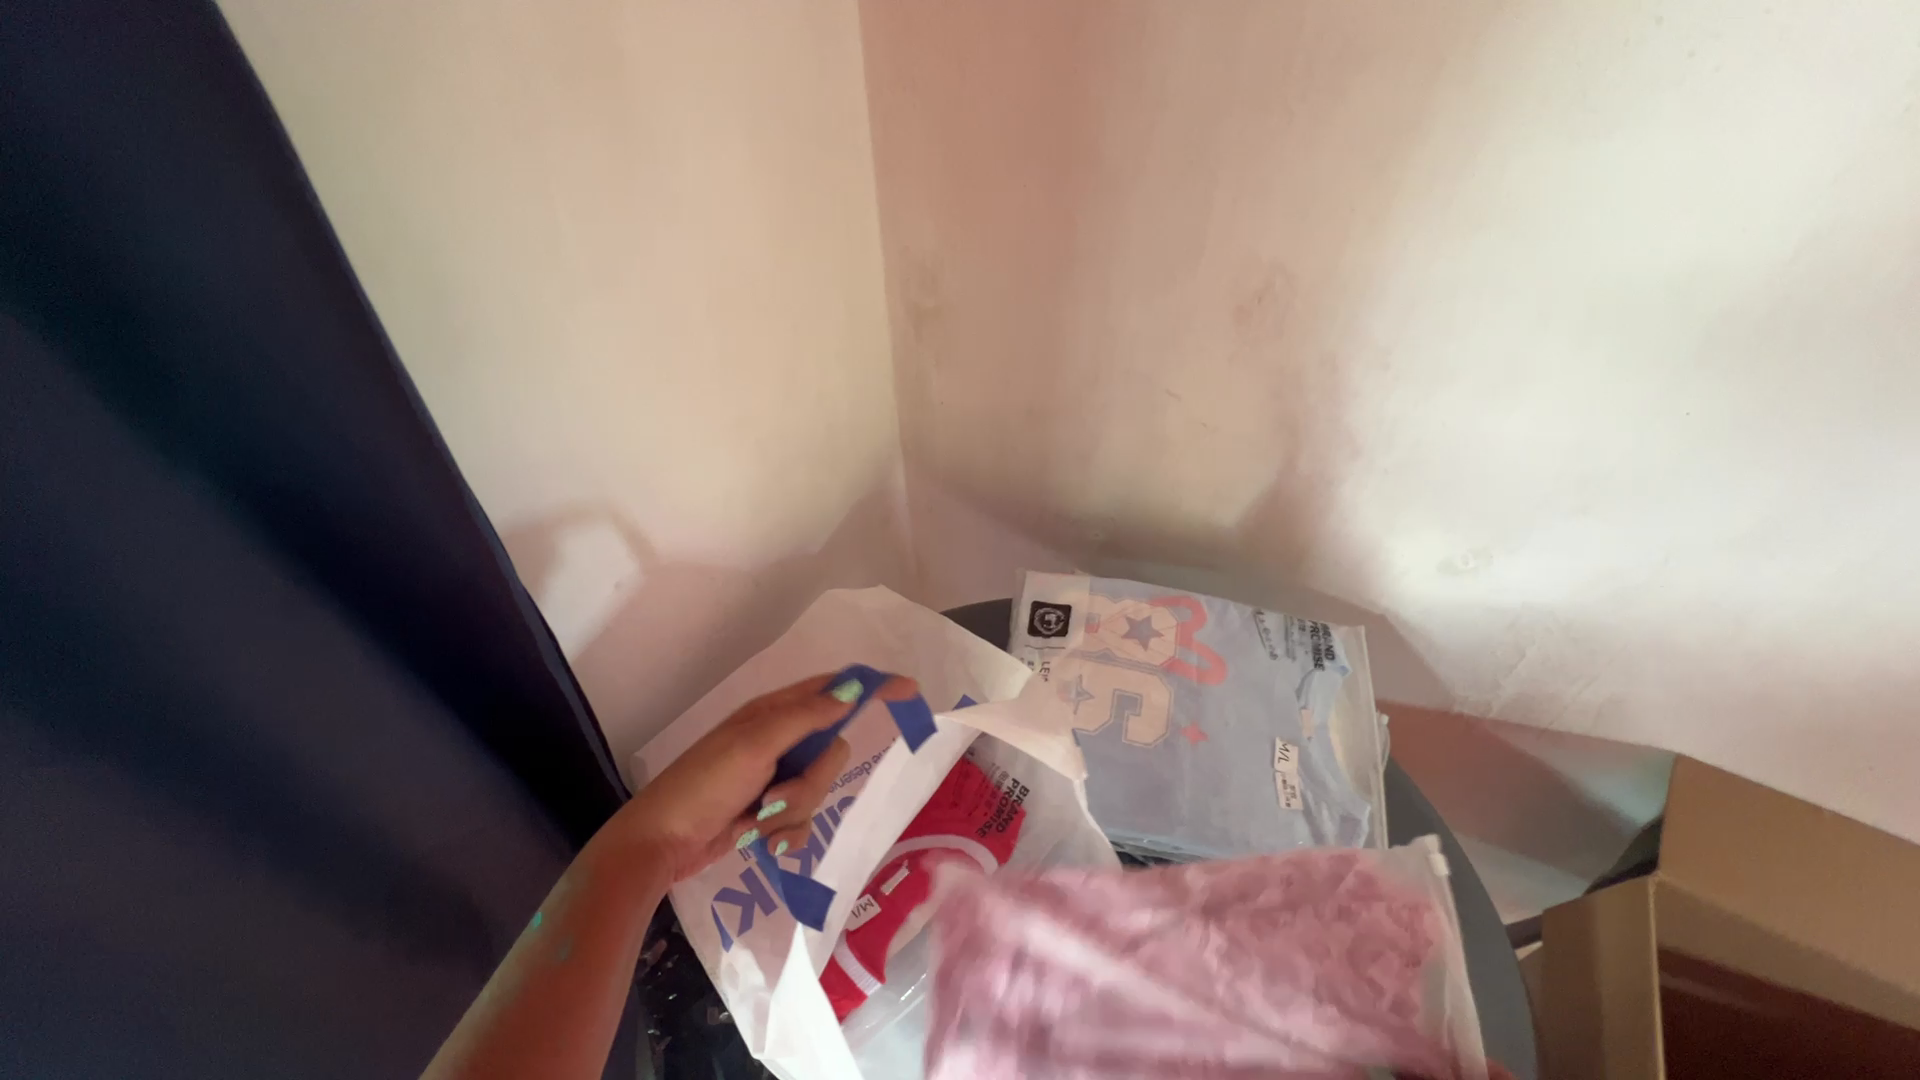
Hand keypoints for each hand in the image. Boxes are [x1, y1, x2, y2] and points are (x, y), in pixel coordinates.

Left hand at [607, 672, 919, 882]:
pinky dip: (786, 835)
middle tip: (777, 796)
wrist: (661, 844)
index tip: (908, 689)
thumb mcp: (755, 744)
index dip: (871, 687)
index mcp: (774, 712)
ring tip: (760, 822)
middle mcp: (779, 740)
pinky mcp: (770, 813)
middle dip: (813, 781)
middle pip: (833, 752)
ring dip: (795, 812)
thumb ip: (805, 716)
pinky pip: (805, 821)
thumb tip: (851, 688)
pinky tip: (760, 841)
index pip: (833, 690)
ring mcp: (775, 777)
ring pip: (820, 790)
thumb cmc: (704, 784)